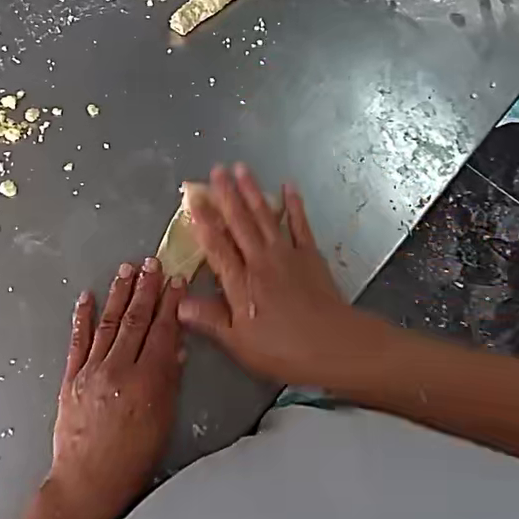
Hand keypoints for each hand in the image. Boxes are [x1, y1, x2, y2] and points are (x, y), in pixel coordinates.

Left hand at [43, 259, 184, 518]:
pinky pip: (78, 339)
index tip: (176, 279)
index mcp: (146, 381)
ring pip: (109, 322)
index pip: (161, 331)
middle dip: (146, 288)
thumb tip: (176, 346)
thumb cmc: (131, 460)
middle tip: (152, 262)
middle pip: (135, 320)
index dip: (170, 303)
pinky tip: (87, 295)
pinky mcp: (70, 375)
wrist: (86, 483)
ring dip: (119, 293)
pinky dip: (83, 316)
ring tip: (127, 269)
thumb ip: (169, 382)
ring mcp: (91, 369)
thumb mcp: (162, 424)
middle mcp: (117, 368)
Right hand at [176, 163, 367, 384]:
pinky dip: (293, 205)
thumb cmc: (285, 350)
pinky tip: (288, 187)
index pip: (216, 246)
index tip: (192, 200)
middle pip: (239, 222)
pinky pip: (299, 224)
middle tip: (216, 169)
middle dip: (226, 195)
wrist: (338, 347)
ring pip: (264, 216)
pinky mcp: (310, 255)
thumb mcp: (241, 344)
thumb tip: (179, 303)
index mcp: (241, 281)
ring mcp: (286, 254)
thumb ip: (210, 320)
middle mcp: (260, 260)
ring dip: (252, 191)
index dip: (203, 222)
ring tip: (241, 168)